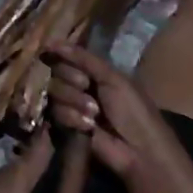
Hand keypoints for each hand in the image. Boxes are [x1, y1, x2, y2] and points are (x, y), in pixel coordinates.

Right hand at [45, 43, 180, 179]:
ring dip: (74, 100)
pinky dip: (72, 117)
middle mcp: (81, 86)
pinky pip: (57, 112)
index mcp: (95, 72)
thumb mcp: (113, 78)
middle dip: (71, 80)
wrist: (140, 152)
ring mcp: (74, 105)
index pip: (66, 55)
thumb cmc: (133, 111)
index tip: (63, 57)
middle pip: (57, 72)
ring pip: (55, 91)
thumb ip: (83, 58)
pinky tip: (88, 126)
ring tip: (93, 113)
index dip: (65, 57)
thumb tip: (52, 41)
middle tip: (87, 88)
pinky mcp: (69, 125)